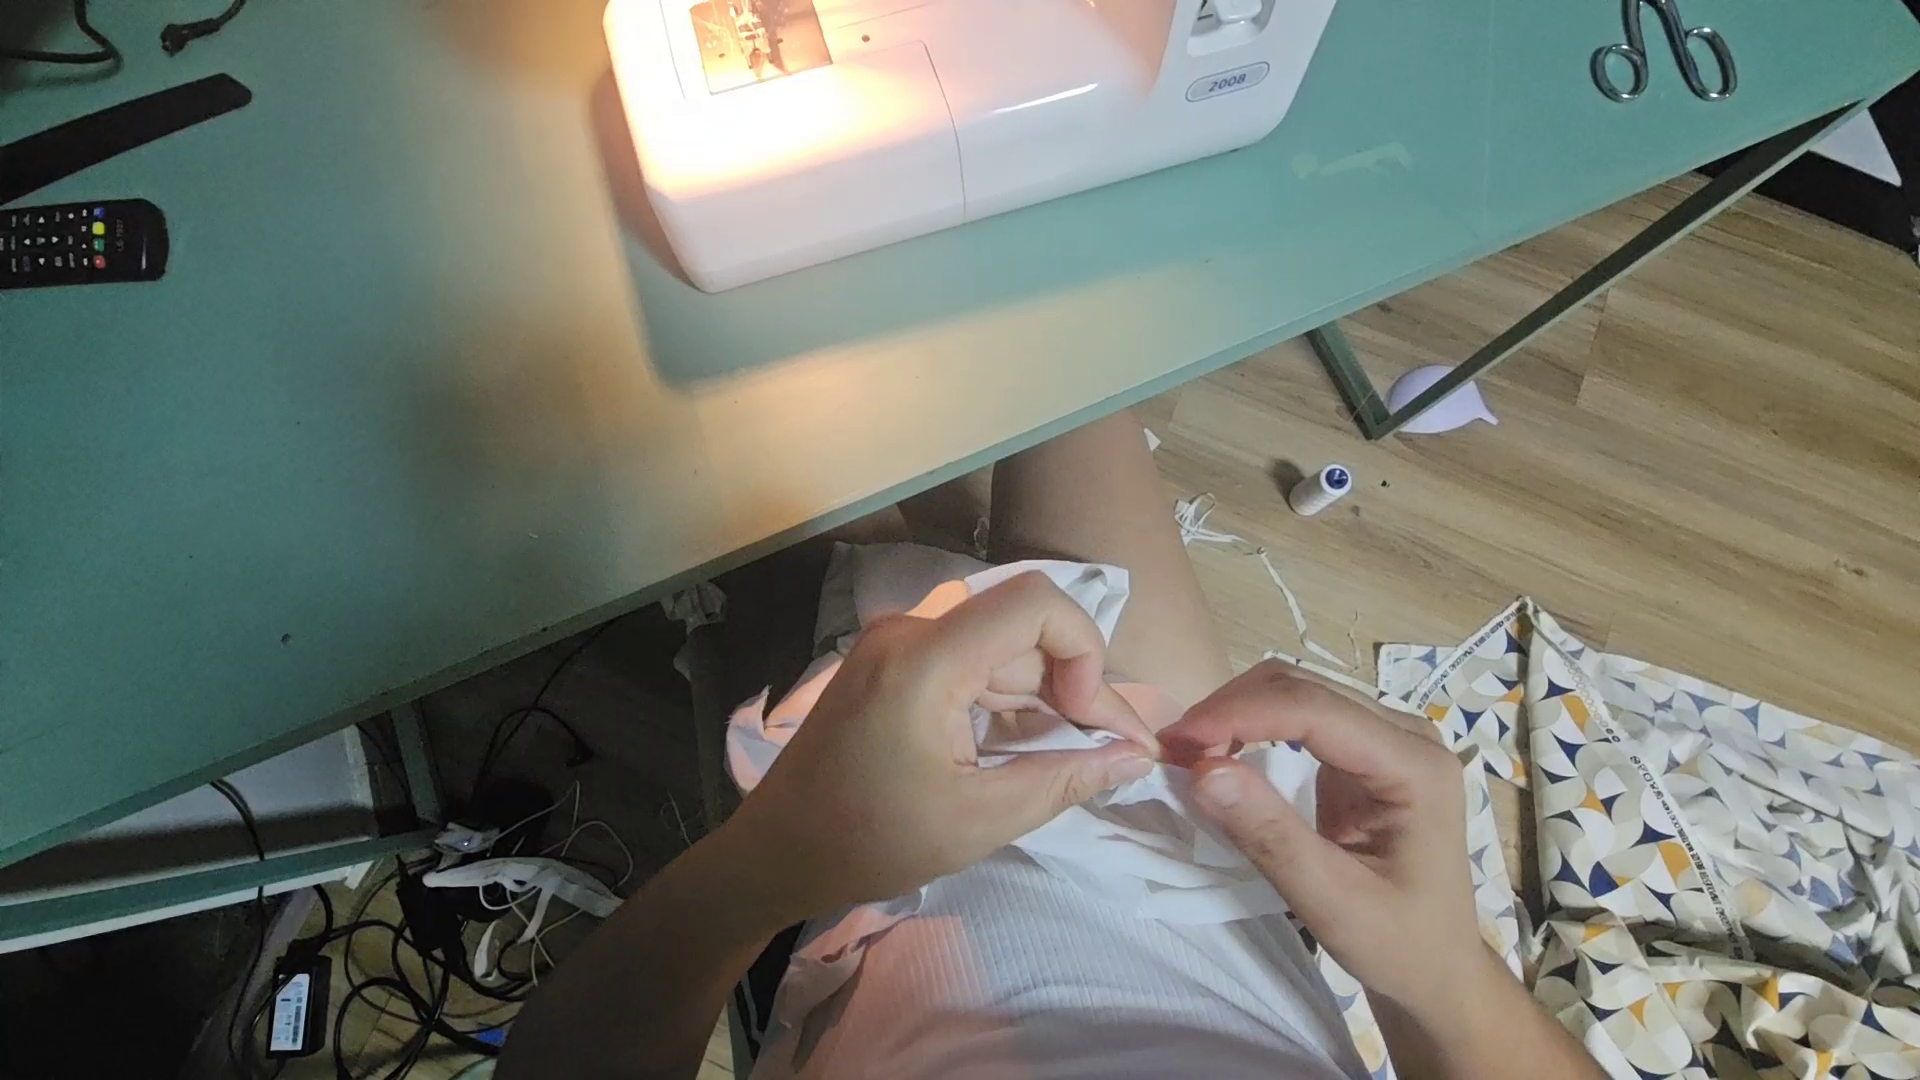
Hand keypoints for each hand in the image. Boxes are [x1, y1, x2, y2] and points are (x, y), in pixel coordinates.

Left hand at [718, 572, 1158, 923]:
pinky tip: (1037, 738)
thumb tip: (1135, 756)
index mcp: (925, 659)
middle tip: (1115, 748)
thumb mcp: (978, 820)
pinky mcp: (895, 661)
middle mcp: (911, 630)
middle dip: (1076, 685)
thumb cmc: (869, 841)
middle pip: (1022, 631)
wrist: (777, 849)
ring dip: (1046, 695)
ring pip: (1001, 649)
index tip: (1089, 718)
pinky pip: (971, 663)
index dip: (1083, 647)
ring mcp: (899, 642)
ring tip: (1088, 748)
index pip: (1034, 602)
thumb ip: (1064, 780)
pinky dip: (1009, 699)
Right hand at [1158, 660, 1486, 1011]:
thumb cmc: (1398, 944)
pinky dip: (1247, 722)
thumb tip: (1201, 770)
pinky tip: (1220, 748)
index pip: (1313, 710)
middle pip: (1299, 687)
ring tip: (1189, 750)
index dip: (1239, 714)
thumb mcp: (1332, 903)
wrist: (1437, 968)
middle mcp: (1403, 734)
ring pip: (1291, 689)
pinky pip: (1293, 711)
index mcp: (1415, 766)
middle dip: (1229, 708)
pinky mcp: (1358, 745)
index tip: (1178, 742)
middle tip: (1174, 749)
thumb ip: (1269, 835)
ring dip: (1233, 711)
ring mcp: (1382, 735)